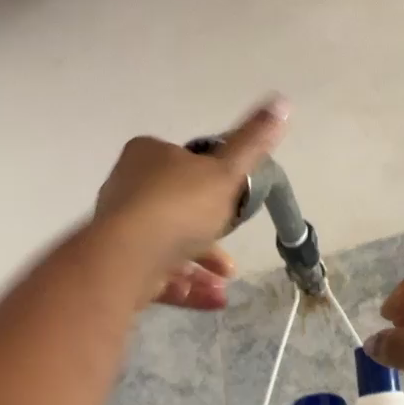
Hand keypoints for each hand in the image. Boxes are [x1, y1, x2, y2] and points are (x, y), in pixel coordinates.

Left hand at [92, 97, 288, 309]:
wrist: (128, 258)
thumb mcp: (225, 173)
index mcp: (146, 156)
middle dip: (208, 239)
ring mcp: (121, 233)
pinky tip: (215, 300)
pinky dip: (186, 289)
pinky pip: (159, 278)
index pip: (182, 164)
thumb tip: (283, 103)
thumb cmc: (178, 206)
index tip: (230, 204)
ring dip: (201, 269)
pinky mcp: (120, 269)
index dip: (209, 184)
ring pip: (168, 249)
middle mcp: (128, 190)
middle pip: (176, 211)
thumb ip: (252, 145)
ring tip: (226, 284)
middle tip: (231, 257)